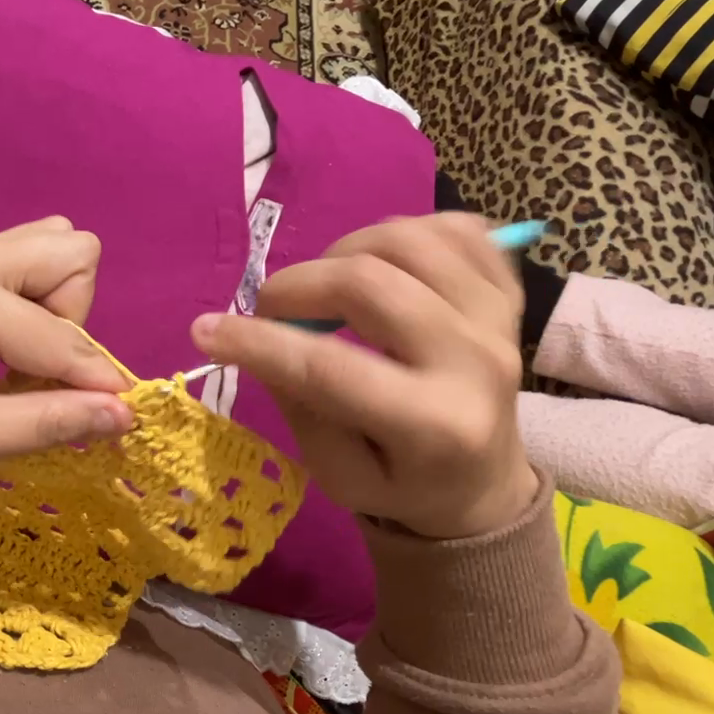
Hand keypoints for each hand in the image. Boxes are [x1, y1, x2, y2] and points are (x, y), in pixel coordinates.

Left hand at [0, 218, 134, 508]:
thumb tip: (126, 413)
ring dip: (59, 311)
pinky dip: (40, 307)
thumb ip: (47, 423)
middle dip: (75, 323)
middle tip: (38, 378)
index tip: (114, 419)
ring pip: (57, 252)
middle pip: (73, 255)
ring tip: (21, 364)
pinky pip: (31, 264)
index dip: (94, 379)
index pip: (58, 332)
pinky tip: (10, 351)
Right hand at [190, 213, 538, 538]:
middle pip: (370, 283)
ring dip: (344, 252)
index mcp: (433, 425)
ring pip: (409, 240)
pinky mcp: (509, 292)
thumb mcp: (337, 474)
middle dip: (296, 286)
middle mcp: (477, 362)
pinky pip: (457, 228)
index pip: (329, 367)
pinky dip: (402, 234)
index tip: (204, 331)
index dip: (257, 342)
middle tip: (270, 310)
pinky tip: (377, 266)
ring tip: (323, 288)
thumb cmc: (398, 485)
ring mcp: (499, 319)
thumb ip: (301, 405)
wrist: (481, 482)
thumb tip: (257, 339)